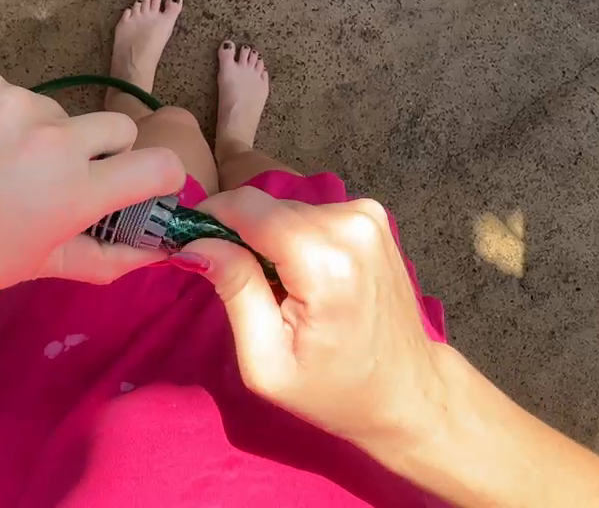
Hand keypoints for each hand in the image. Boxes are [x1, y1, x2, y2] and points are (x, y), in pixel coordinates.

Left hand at [0, 69, 185, 333]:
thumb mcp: (34, 267)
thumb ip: (106, 259)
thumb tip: (159, 254)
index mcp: (74, 192)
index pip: (160, 164)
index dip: (160, 178)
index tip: (143, 188)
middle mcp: (55, 137)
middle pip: (119, 127)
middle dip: (104, 153)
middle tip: (59, 182)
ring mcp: (14, 101)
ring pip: (60, 112)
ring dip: (45, 136)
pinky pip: (15, 94)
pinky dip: (2, 117)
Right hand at [185, 186, 450, 448]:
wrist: (409, 390)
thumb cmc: (335, 390)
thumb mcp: (267, 361)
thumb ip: (235, 290)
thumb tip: (196, 242)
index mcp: (324, 259)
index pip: (248, 206)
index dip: (211, 216)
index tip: (189, 239)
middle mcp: (349, 222)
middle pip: (268, 208)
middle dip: (244, 236)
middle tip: (242, 284)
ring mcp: (367, 214)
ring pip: (289, 209)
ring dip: (274, 239)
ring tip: (283, 289)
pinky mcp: (373, 215)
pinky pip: (313, 214)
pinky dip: (300, 238)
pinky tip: (309, 277)